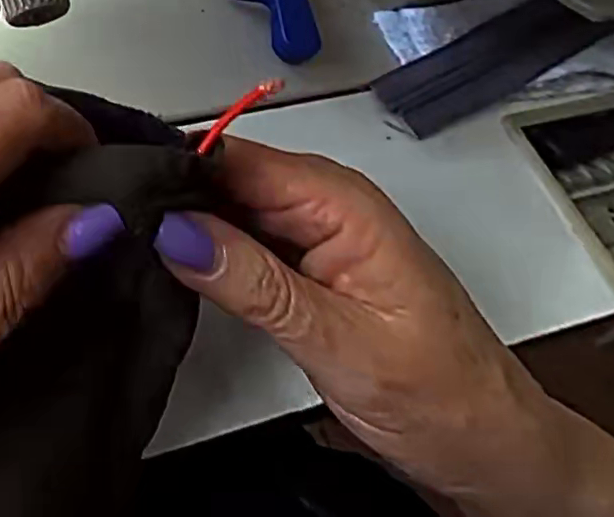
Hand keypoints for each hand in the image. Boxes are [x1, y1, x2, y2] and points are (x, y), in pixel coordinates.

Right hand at [154, 137, 613, 516]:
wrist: (494, 454)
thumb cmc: (449, 400)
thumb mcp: (344, 345)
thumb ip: (256, 285)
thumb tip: (180, 230)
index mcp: (340, 201)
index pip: (239, 159)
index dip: (178, 168)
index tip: (127, 190)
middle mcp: (321, 202)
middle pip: (226, 175)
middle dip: (174, 193)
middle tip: (119, 220)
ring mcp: (308, 229)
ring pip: (227, 204)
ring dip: (185, 220)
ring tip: (134, 237)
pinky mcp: (297, 258)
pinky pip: (238, 235)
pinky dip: (205, 246)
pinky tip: (172, 259)